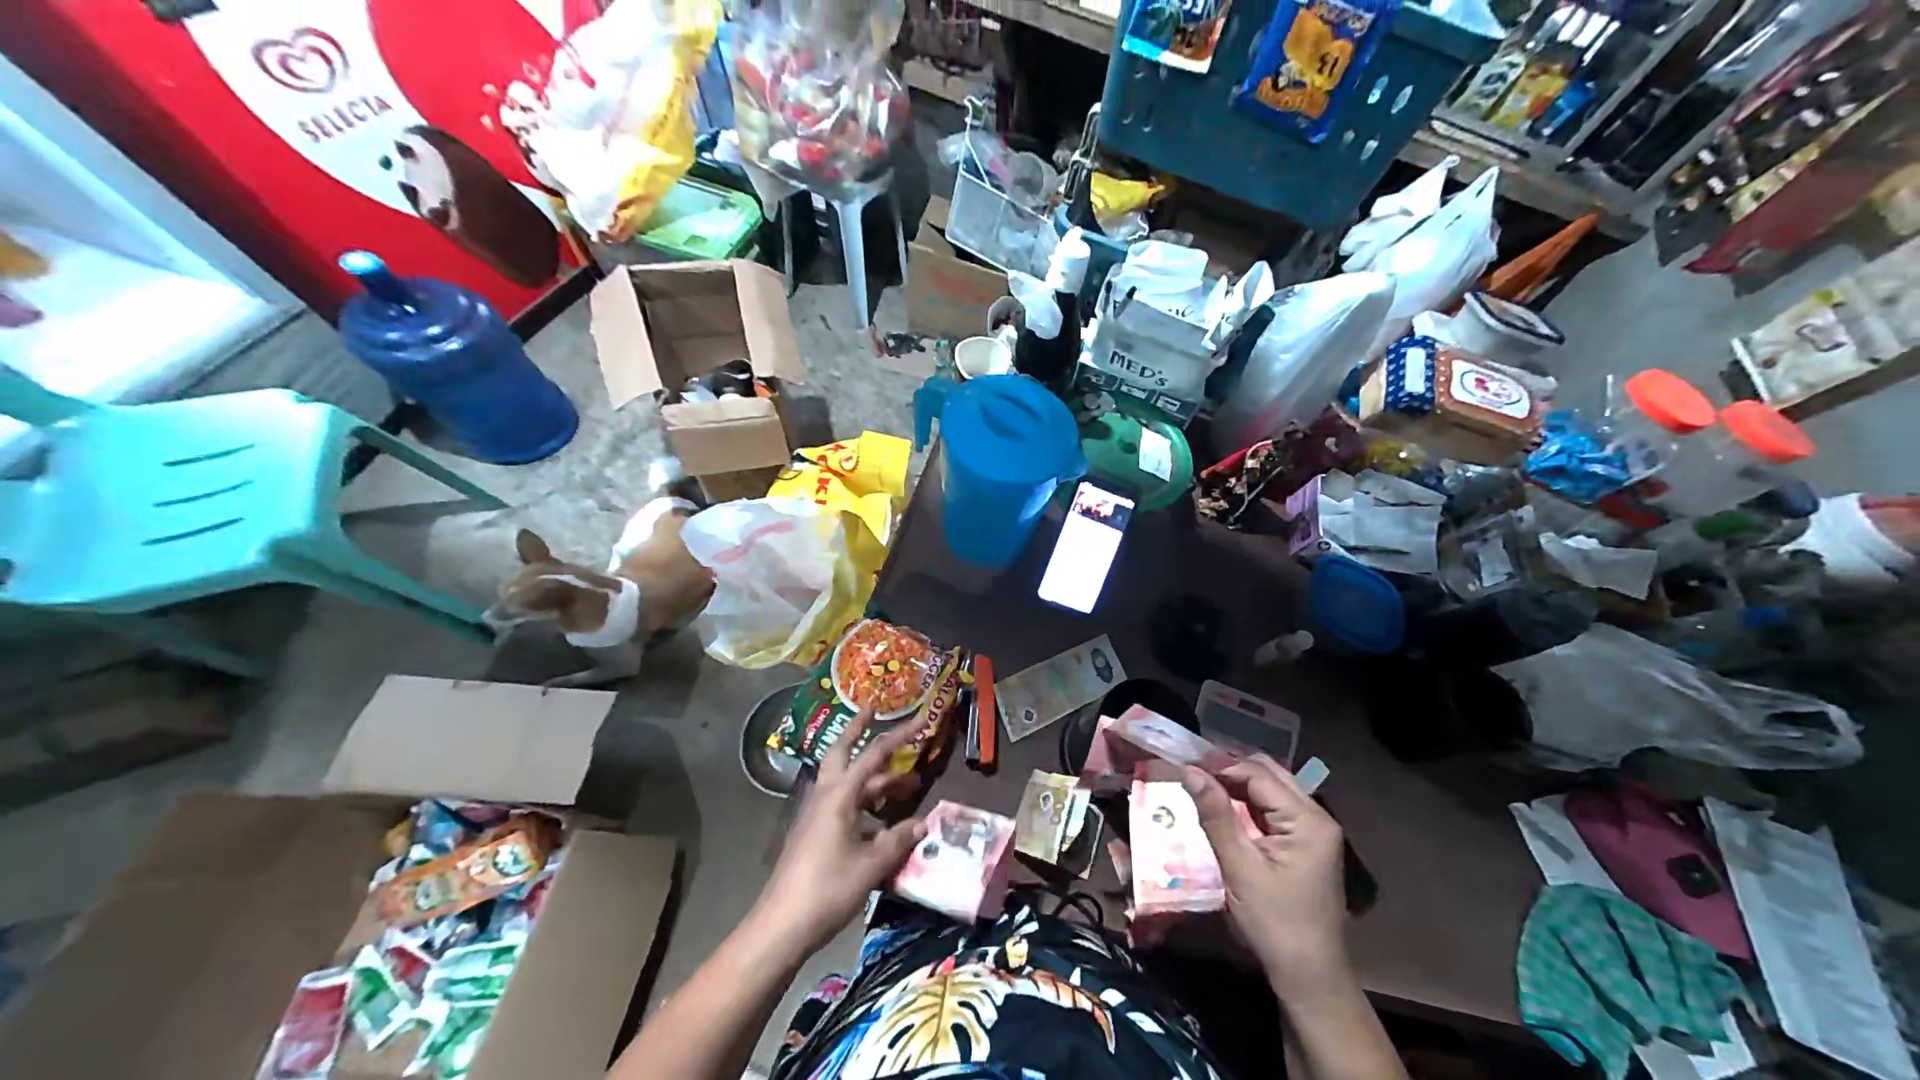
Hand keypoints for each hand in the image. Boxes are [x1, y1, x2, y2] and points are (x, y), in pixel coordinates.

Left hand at [749, 706, 929, 955]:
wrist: (782, 925)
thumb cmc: (828, 888)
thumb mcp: (871, 864)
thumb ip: (898, 839)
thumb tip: (923, 824)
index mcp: (840, 795)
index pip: (874, 755)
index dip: (899, 736)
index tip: (919, 720)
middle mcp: (825, 796)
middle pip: (842, 752)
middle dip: (858, 730)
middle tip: (873, 711)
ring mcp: (816, 814)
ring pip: (846, 781)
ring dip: (871, 775)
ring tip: (905, 780)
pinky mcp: (813, 833)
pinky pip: (842, 804)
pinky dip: (863, 801)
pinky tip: (883, 819)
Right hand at [1183, 755, 1348, 996]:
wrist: (1309, 974)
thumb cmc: (1275, 922)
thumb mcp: (1240, 867)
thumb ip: (1216, 815)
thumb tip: (1190, 771)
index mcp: (1308, 820)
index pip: (1259, 774)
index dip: (1221, 765)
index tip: (1185, 764)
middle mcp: (1316, 817)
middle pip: (1269, 774)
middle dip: (1230, 768)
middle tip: (1192, 771)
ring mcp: (1313, 831)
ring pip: (1271, 789)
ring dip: (1237, 784)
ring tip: (1201, 784)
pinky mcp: (1305, 844)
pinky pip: (1273, 809)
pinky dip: (1247, 802)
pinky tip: (1222, 806)